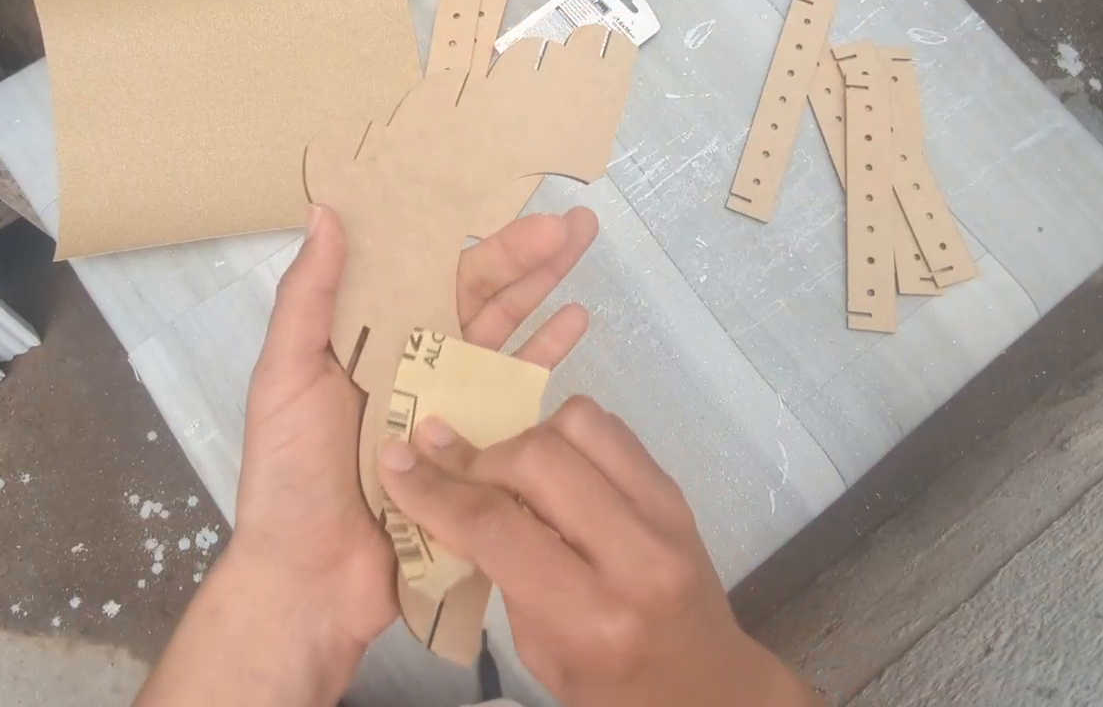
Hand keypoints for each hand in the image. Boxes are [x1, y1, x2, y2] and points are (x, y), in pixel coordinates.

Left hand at [186, 202, 598, 701]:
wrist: (311, 581)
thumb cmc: (290, 472)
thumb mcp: (284, 376)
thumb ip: (307, 297)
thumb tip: (326, 209)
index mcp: (371, 334)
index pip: (426, 270)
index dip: (466, 235)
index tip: (499, 200)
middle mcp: (415, 355)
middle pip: (477, 292)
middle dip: (523, 252)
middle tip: (570, 221)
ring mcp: (450, 398)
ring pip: (503, 328)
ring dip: (542, 286)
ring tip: (582, 246)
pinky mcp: (476, 442)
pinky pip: (515, 389)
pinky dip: (545, 352)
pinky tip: (575, 319)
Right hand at [379, 397, 821, 706]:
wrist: (705, 683)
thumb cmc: (605, 682)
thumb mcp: (536, 646)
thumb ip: (497, 561)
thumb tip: (443, 478)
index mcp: (590, 619)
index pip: (497, 528)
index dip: (435, 488)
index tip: (396, 459)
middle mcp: (635, 558)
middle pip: (537, 459)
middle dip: (482, 457)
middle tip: (461, 469)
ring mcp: (665, 514)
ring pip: (577, 421)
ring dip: (530, 437)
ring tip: (516, 470)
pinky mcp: (675, 486)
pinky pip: (608, 424)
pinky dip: (567, 431)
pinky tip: (557, 464)